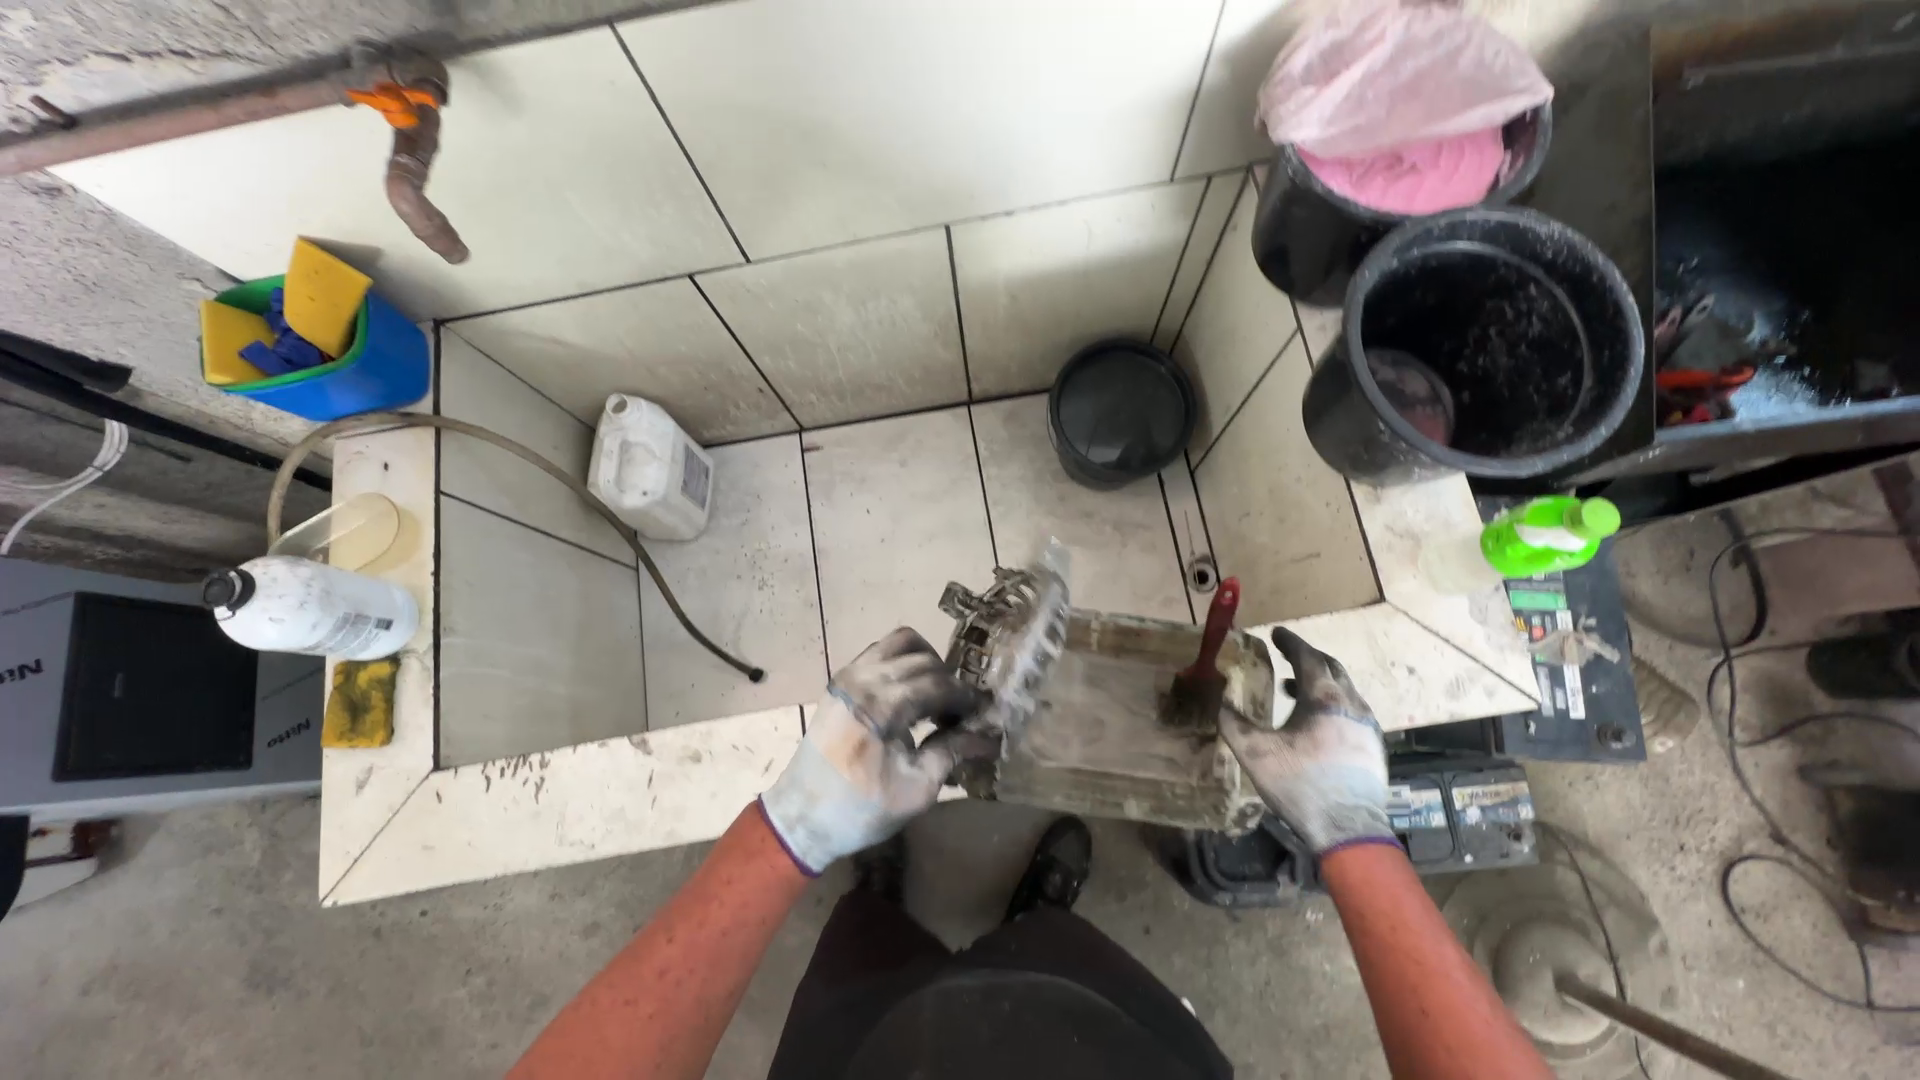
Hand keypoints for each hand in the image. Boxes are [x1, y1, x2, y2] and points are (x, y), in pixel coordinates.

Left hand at [759, 628, 986, 874]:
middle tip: (961, 715)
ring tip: (936, 697)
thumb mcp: (917, 789)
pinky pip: (881, 651)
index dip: (967, 698)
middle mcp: (864, 679)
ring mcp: (849, 674)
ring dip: (927, 663)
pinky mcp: (841, 680)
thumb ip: (953, 751)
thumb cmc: (862, 810)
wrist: (803, 816)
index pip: (940, 684)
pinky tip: (912, 693)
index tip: (984, 715)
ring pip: (902, 643)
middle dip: (950, 683)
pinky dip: (903, 662)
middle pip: (925, 662)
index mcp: (882, 706)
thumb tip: (989, 735)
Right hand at [1220, 626, 1395, 856]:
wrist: (1348, 829)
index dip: (1290, 643)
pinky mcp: (1373, 747)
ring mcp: (1367, 727)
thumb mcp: (1255, 753)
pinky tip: (1317, 722)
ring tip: (1294, 688)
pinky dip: (1332, 703)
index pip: (1308, 658)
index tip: (1276, 633)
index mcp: (1324, 698)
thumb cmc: (1299, 785)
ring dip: (1319, 682)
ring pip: (1344, 690)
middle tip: (1287, 654)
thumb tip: (1220, 699)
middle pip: (1332, 669)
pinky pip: (1351, 711)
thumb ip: (1233, 722)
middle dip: (1308, 657)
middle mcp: (1351, 704)